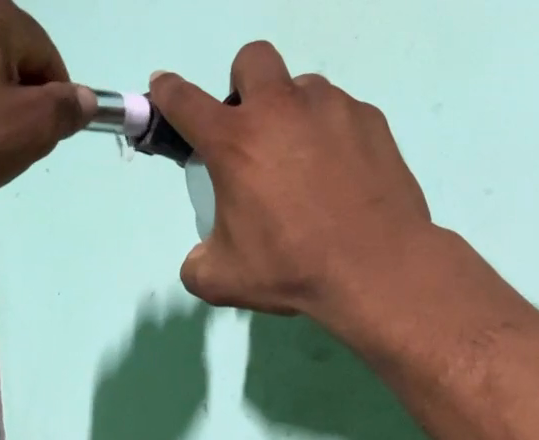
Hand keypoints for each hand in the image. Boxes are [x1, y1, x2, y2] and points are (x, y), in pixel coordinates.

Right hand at [151, 43, 437, 322]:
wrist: (374, 267)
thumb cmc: (290, 270)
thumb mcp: (222, 280)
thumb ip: (197, 263)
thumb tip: (200, 258)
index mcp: (234, 144)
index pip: (186, 101)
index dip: (168, 92)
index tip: (164, 89)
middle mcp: (280, 111)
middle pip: (253, 61)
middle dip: (243, 86)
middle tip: (250, 131)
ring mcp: (330, 108)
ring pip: (302, 88)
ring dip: (291, 114)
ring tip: (302, 164)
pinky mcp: (369, 119)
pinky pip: (340, 114)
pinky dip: (330, 136)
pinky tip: (338, 177)